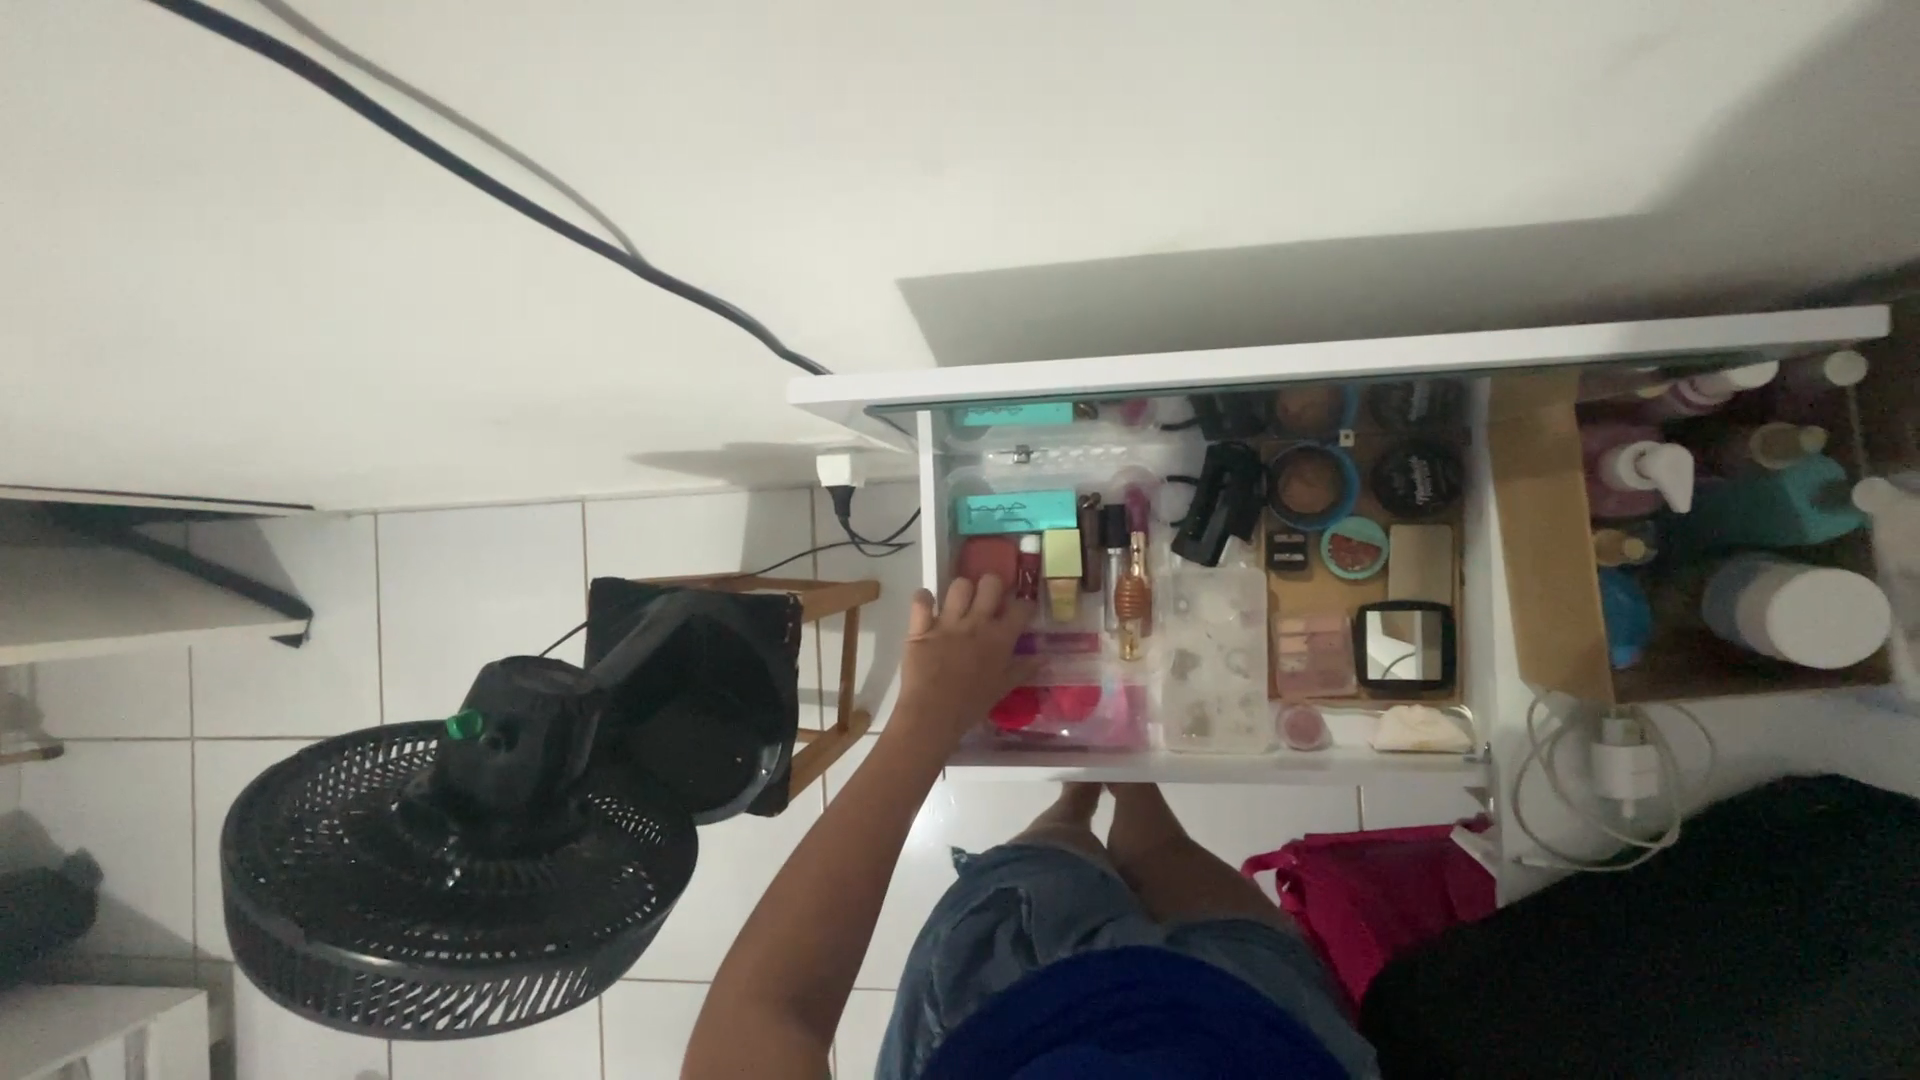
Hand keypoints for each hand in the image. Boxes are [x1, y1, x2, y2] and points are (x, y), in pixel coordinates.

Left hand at [892, 575, 1037, 746]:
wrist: (933, 714)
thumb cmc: (971, 705)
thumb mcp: (1003, 689)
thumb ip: (1024, 670)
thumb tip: (1044, 658)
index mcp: (999, 638)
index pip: (1021, 608)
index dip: (1024, 604)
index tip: (1022, 608)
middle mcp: (976, 623)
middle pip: (990, 583)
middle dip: (993, 585)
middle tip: (989, 598)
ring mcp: (947, 622)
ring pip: (959, 585)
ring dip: (961, 590)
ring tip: (960, 603)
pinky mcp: (921, 626)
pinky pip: (921, 599)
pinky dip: (923, 599)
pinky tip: (927, 605)